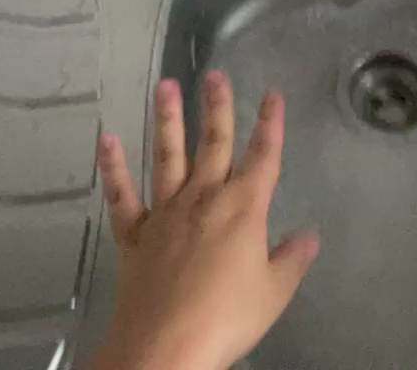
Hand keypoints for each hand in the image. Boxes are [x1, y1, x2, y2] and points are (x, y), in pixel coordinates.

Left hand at [90, 72, 319, 369]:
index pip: (263, 157)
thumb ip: (291, 260)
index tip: (272, 94)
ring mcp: (166, 212)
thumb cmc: (226, 318)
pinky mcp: (135, 234)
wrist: (165, 346)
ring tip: (166, 85)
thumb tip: (309, 236)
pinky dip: (113, 168)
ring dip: (168, 120)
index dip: (270, 124)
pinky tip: (106, 140)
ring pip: (168, 157)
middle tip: (214, 73)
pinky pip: (123, 196)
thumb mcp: (273, 294)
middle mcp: (204, 198)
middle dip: (217, 107)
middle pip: (214, 144)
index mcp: (243, 208)